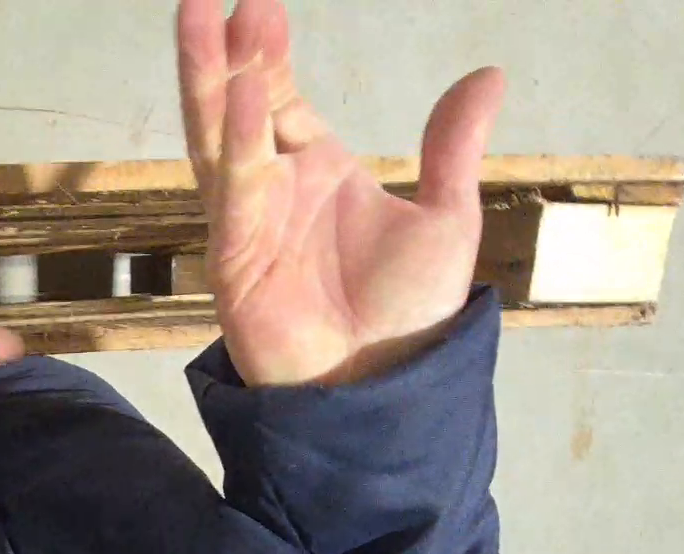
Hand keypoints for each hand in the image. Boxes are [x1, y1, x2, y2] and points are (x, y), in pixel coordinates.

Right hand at [177, 0, 505, 385]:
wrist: (379, 384)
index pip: (279, 101)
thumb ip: (452, 150)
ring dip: (205, 82)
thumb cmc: (407, 313)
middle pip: (235, 111)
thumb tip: (486, 76)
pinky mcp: (234, 262)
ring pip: (217, 142)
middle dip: (221, 53)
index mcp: (318, 175)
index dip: (266, 54)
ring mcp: (248, 226)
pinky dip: (239, 142)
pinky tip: (244, 91)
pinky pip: (235, 193)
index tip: (260, 1)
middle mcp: (274, 193)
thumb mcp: (445, 219)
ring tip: (196, 13)